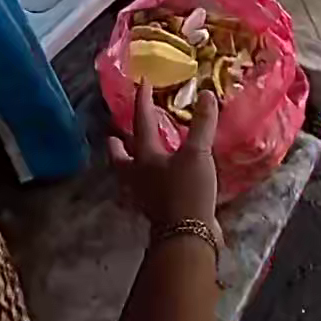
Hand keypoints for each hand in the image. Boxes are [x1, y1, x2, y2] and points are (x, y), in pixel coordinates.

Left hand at [110, 82, 221, 244]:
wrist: (187, 237)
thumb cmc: (187, 190)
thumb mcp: (198, 154)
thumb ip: (202, 124)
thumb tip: (206, 94)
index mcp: (145, 156)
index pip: (142, 122)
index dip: (143, 101)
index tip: (142, 83)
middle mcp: (139, 175)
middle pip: (121, 156)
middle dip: (117, 144)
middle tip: (113, 135)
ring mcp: (145, 195)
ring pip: (131, 174)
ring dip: (130, 162)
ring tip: (134, 156)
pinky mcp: (157, 210)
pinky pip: (147, 188)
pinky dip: (149, 180)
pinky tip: (160, 180)